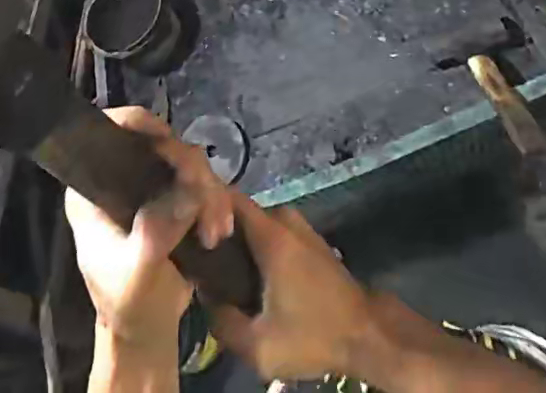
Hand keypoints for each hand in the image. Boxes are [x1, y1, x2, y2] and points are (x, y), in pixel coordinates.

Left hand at [66, 108, 237, 351]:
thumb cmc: (128, 303)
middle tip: (208, 207)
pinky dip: (216, 201)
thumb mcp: (136, 274)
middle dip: (192, 174)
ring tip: (216, 231)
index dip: (137, 124)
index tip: (167, 140)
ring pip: (190, 163)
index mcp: (96, 191)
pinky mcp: (178, 196)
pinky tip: (221, 227)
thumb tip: (187, 195)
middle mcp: (124, 179)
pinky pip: (204, 182)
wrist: (148, 330)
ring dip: (210, 193)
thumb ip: (155, 234)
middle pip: (163, 146)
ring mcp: (153, 186)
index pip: (110, 135)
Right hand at [207, 196, 376, 380]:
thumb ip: (223, 321)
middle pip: (241, 212)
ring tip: (213, 266)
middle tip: (193, 254)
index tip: (183, 222)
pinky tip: (242, 272)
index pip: (231, 199)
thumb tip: (203, 297)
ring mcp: (299, 227)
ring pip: (256, 224)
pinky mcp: (307, 239)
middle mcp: (285, 220)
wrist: (363, 332)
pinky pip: (271, 232)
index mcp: (272, 235)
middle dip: (217, 228)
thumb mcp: (259, 345)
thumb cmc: (312, 334)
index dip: (205, 204)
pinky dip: (254, 245)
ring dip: (236, 240)